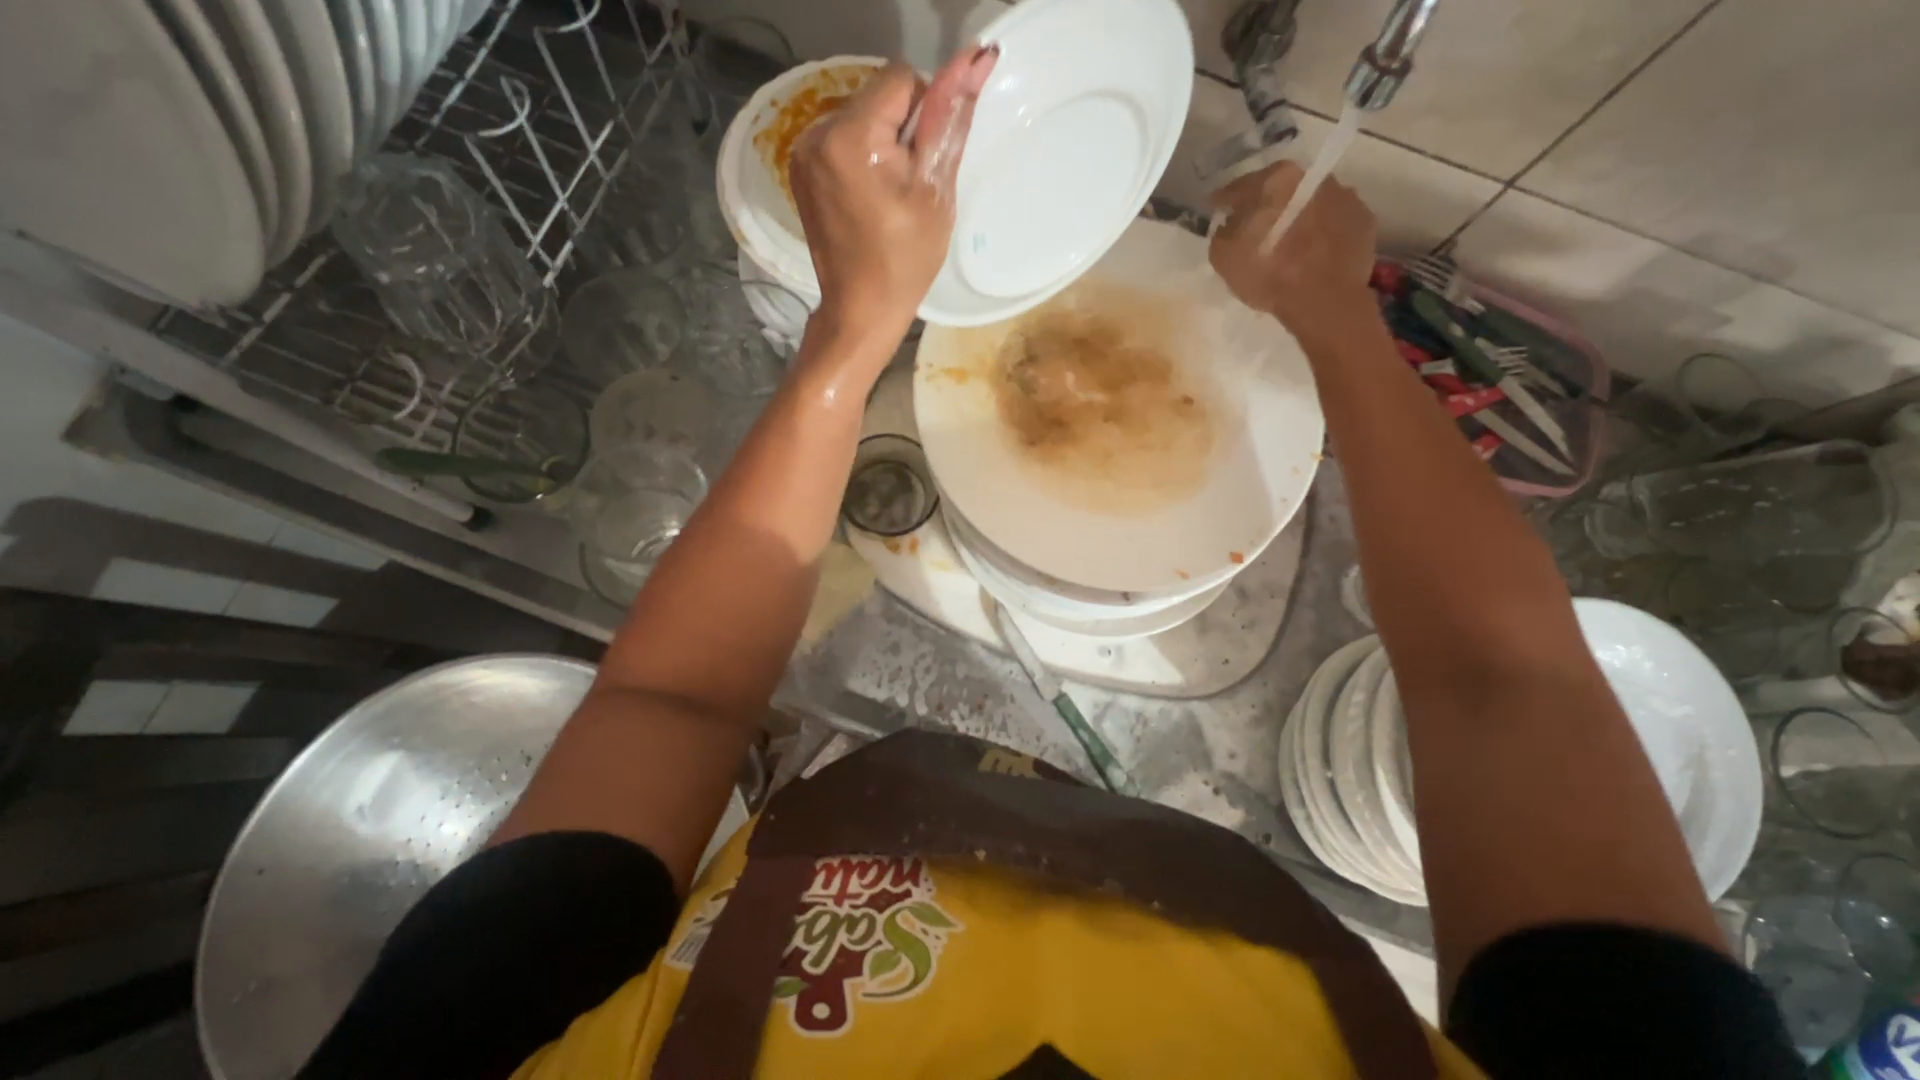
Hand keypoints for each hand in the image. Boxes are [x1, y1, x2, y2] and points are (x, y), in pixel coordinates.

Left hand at [789, 47, 997, 350]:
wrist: (861, 307)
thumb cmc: (905, 258)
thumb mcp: (935, 187)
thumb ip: (949, 119)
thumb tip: (976, 60)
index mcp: (850, 136)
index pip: (901, 79)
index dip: (925, 113)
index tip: (924, 162)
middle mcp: (817, 133)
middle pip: (877, 95)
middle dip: (901, 129)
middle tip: (908, 185)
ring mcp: (802, 151)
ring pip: (860, 115)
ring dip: (882, 141)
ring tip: (889, 195)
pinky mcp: (799, 168)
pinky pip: (841, 137)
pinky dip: (861, 154)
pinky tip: (870, 196)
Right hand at [1209, 162, 1379, 346]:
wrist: (1323, 302)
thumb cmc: (1268, 273)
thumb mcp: (1224, 255)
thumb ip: (1224, 230)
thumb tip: (1232, 223)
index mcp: (1279, 178)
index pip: (1245, 185)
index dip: (1228, 200)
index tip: (1219, 210)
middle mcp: (1317, 178)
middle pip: (1285, 190)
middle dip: (1271, 206)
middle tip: (1258, 229)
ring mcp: (1347, 198)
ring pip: (1314, 204)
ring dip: (1302, 218)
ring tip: (1291, 245)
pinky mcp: (1366, 222)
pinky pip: (1336, 224)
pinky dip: (1326, 234)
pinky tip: (1316, 255)